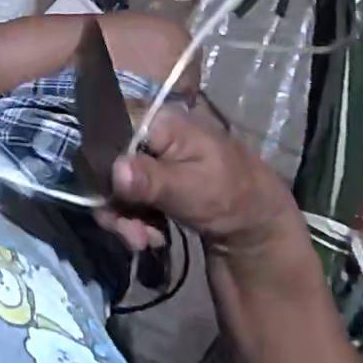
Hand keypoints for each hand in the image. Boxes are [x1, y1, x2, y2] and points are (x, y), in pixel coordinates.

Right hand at [97, 103, 304, 263]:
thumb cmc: (231, 196)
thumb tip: (115, 169)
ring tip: (144, 242)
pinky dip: (135, 219)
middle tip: (133, 236)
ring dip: (126, 217)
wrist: (259, 224)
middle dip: (116, 204)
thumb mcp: (191, 190)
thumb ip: (151, 180)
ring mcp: (153, 156)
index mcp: (160, 121)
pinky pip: (130, 196)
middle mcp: (151, 133)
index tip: (111, 203)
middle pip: (111, 162)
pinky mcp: (155, 178)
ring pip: (117, 184)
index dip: (103, 167)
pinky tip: (150, 237)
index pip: (111, 131)